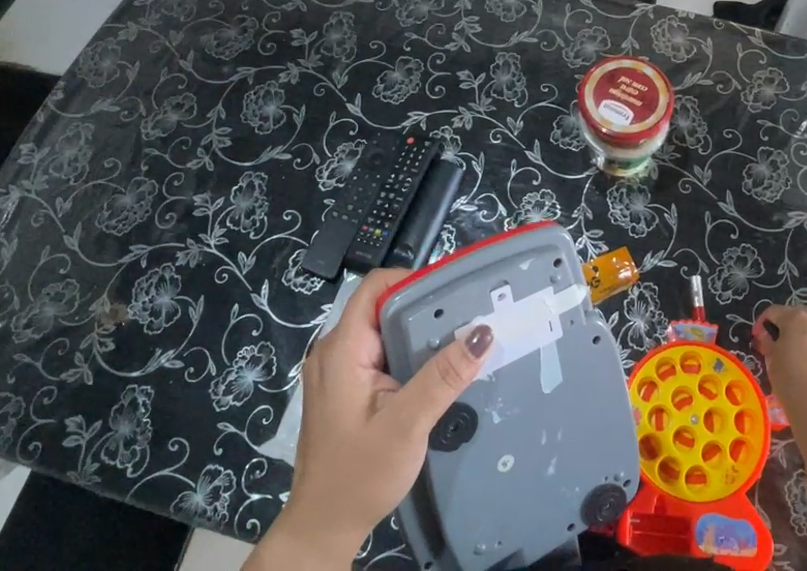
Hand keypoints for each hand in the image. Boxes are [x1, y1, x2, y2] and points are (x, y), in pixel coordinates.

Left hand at [264, 269, 493, 564]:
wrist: (324, 527)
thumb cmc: (359, 475)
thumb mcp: (406, 425)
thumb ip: (442, 377)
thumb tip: (482, 332)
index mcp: (342, 349)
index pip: (376, 287)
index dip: (414, 279)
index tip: (454, 292)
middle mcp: (335, 350)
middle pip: (382, 306)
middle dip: (425, 307)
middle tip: (468, 316)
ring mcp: (339, 370)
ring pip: (384, 331)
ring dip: (420, 333)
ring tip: (460, 339)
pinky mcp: (347, 388)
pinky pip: (381, 354)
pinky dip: (409, 355)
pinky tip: (437, 369)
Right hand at [753, 304, 806, 421]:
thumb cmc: (790, 381)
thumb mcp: (771, 359)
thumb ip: (768, 341)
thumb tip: (767, 336)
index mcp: (796, 318)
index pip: (774, 311)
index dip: (763, 323)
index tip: (758, 337)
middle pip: (799, 316)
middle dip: (787, 326)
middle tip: (780, 343)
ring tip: (801, 357)